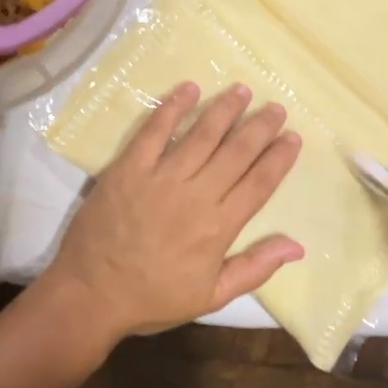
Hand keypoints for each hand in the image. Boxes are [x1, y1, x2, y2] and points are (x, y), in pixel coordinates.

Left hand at [45, 82, 304, 340]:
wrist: (90, 296)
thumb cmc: (153, 298)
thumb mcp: (211, 297)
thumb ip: (254, 269)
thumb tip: (297, 247)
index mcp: (219, 227)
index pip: (259, 183)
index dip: (279, 158)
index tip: (293, 137)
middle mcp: (195, 195)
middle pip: (236, 152)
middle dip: (260, 126)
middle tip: (276, 107)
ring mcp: (161, 178)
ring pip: (201, 135)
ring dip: (225, 110)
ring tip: (242, 91)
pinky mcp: (129, 168)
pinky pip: (154, 131)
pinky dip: (173, 107)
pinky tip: (190, 88)